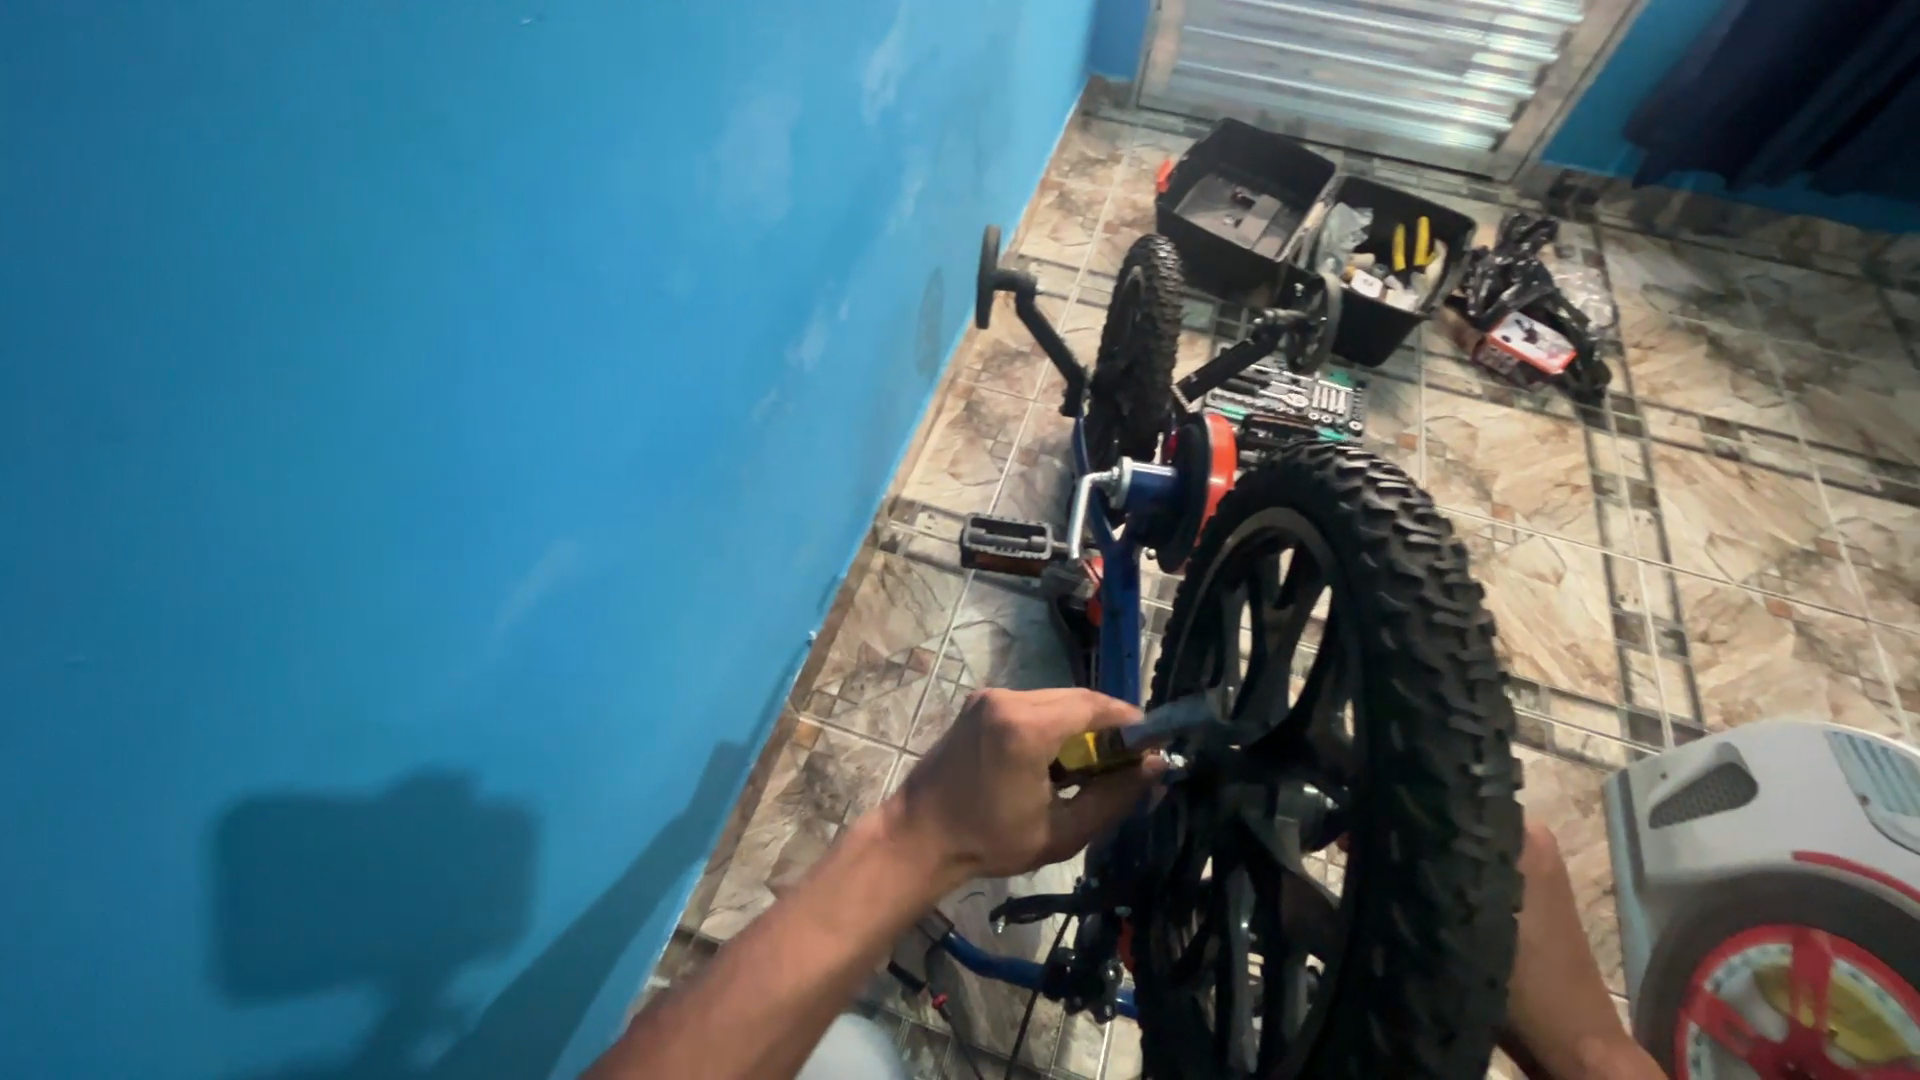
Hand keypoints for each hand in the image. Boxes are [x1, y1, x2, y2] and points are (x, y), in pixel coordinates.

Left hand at [886, 687, 1163, 883]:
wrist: (919, 836)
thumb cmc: (989, 842)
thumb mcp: (1061, 832)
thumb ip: (1113, 797)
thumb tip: (1155, 768)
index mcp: (1026, 727)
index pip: (1093, 706)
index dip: (1129, 720)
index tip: (1152, 743)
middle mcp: (1007, 699)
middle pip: (1074, 698)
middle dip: (1106, 724)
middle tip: (1128, 757)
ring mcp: (989, 698)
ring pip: (1053, 699)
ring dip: (1079, 723)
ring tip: (1094, 762)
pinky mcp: (979, 704)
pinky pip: (1030, 704)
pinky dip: (1053, 723)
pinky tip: (1058, 757)